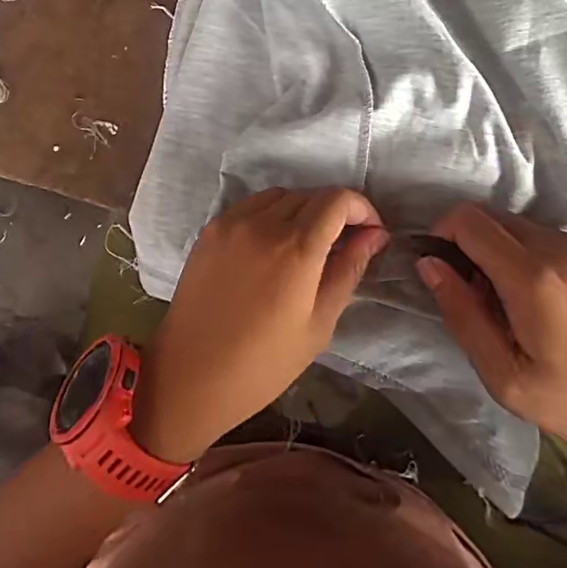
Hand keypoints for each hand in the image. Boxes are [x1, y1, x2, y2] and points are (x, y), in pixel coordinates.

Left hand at [131, 187, 387, 462]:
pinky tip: (274, 243)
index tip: (372, 232)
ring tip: (309, 244)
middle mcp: (264, 224)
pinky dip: (272, 212)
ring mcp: (233, 222)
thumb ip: (348, 270)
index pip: (338, 200)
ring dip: (304, 209)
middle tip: (345, 244)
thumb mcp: (318, 323)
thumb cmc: (263, 363)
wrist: (191, 373)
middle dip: (337, 212)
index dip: (362, 209)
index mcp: (296, 249)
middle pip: (312, 194)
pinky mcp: (211, 229)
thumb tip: (374, 235)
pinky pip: (252, 205)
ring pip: (282, 195)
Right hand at [417, 203, 566, 470]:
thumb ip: (461, 313)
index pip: (469, 221)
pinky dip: (533, 256)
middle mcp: (564, 249)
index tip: (440, 264)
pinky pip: (552, 238)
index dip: (443, 233)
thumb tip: (428, 263)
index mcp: (535, 279)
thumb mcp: (504, 376)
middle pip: (493, 218)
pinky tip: (548, 299)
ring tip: (514, 300)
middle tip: (475, 291)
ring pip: (521, 226)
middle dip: (470, 243)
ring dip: (502, 250)